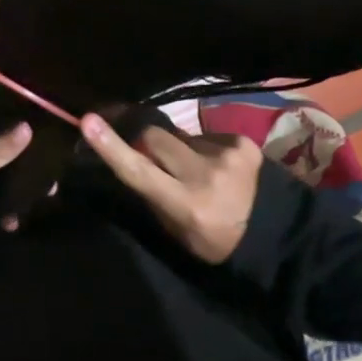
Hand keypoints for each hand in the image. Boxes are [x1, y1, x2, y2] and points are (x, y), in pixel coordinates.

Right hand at [80, 112, 261, 262]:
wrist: (274, 235)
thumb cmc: (213, 240)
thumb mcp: (175, 228)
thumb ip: (150, 191)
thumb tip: (126, 153)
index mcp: (184, 204)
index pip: (139, 171)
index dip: (110, 146)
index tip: (87, 121)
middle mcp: (205, 175)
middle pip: (154, 137)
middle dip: (144, 140)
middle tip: (151, 155)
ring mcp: (226, 155)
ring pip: (180, 135)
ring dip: (179, 148)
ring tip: (196, 170)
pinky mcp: (242, 142)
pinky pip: (205, 134)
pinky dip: (203, 148)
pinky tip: (218, 166)